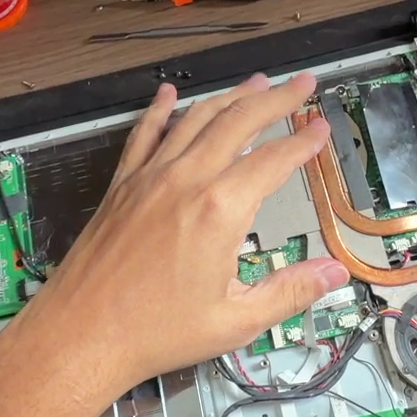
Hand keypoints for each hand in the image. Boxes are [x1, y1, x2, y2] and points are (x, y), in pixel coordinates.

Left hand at [0, 73, 350, 405]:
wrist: (81, 333)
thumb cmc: (155, 332)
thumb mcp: (235, 321)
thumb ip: (290, 292)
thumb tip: (334, 272)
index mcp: (219, 211)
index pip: (274, 160)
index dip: (304, 141)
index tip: (322, 127)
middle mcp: (186, 180)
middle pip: (239, 121)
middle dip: (276, 98)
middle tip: (300, 83)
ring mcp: (150, 176)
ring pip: (196, 118)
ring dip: (230, 96)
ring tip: (256, 82)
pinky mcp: (123, 184)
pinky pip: (145, 134)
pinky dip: (160, 109)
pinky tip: (168, 93)